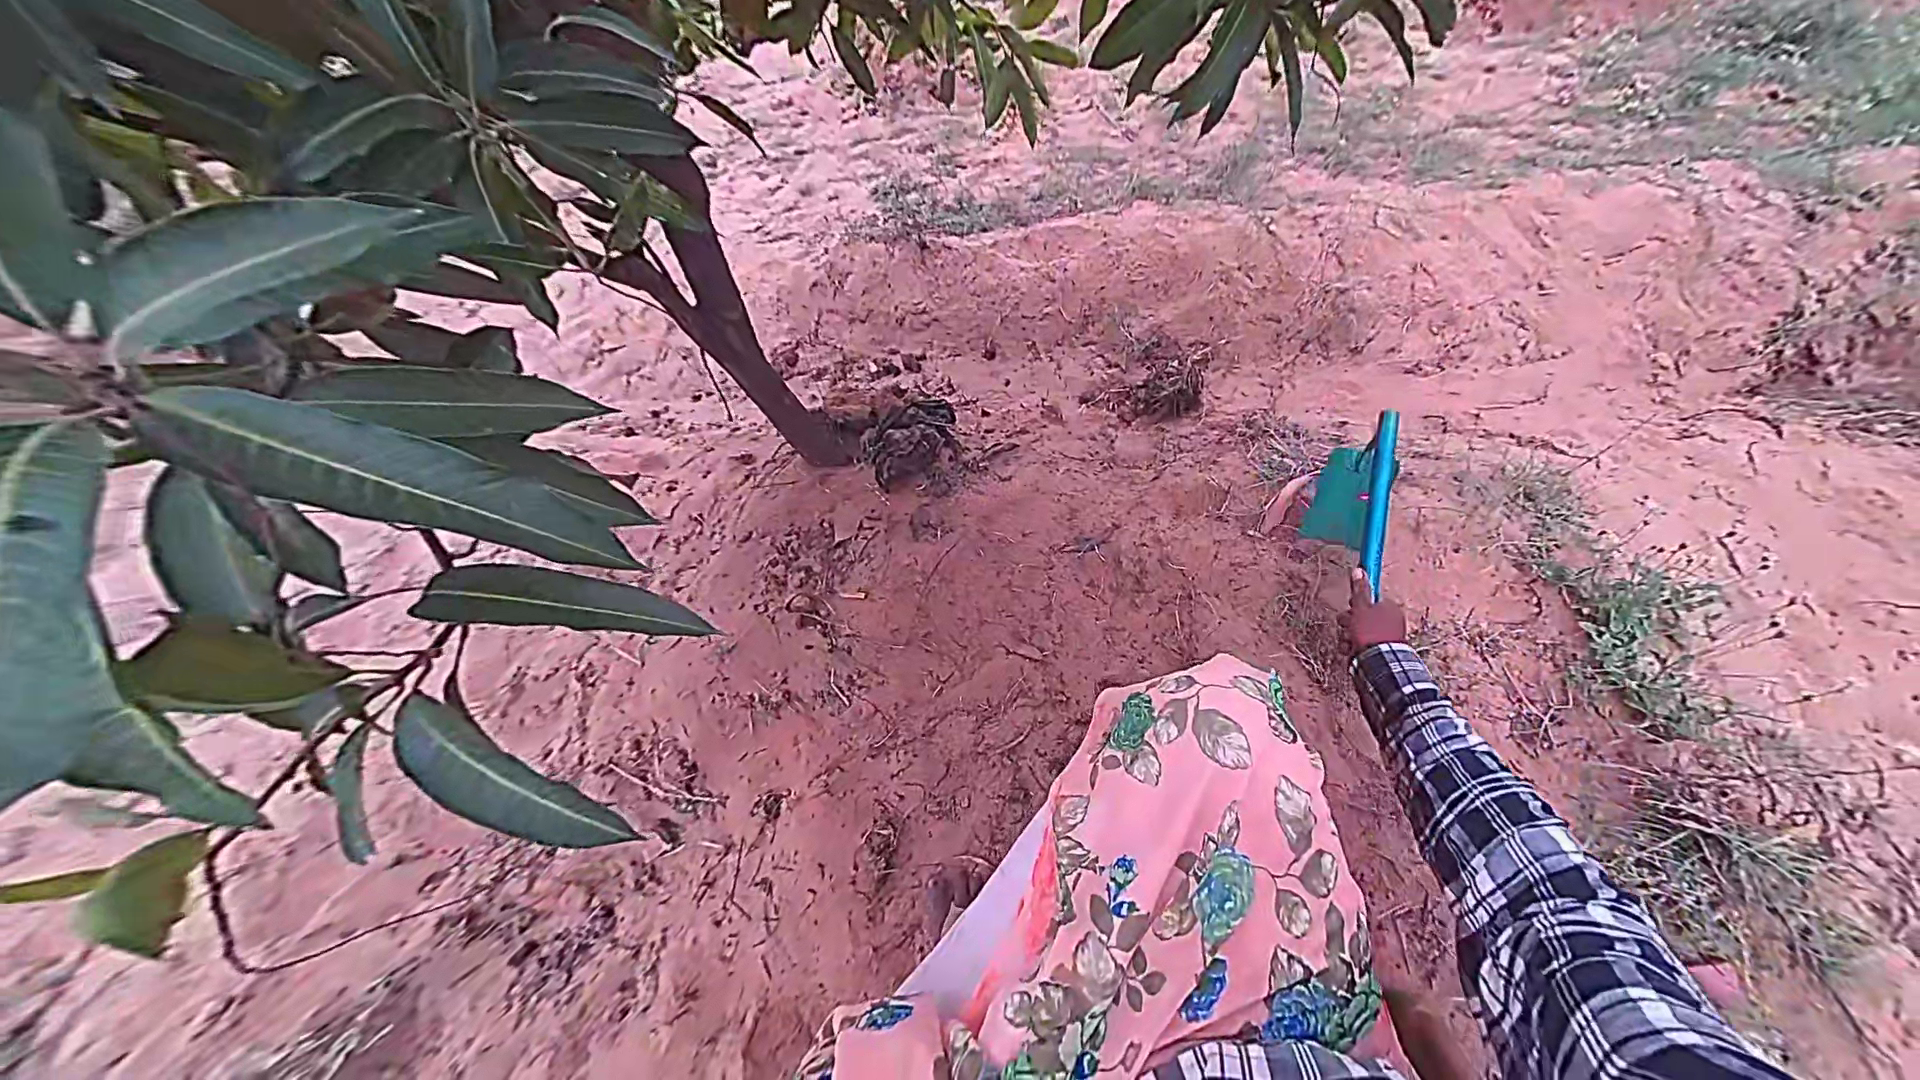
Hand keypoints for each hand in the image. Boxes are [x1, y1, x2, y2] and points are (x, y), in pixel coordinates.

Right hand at [1344, 567, 1406, 653]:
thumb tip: (1359, 570)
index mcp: (1389, 610)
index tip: (1352, 607)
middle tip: (1348, 625)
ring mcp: (1382, 637)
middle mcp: (1388, 623)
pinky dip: (1350, 646)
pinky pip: (1357, 643)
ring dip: (1347, 635)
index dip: (1356, 604)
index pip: (1368, 600)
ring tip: (1349, 641)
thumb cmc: (1372, 633)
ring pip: (1355, 630)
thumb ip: (1359, 590)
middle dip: (1349, 621)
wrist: (1378, 663)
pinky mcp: (1375, 650)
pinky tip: (1350, 649)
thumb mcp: (1362, 608)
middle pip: (1360, 616)